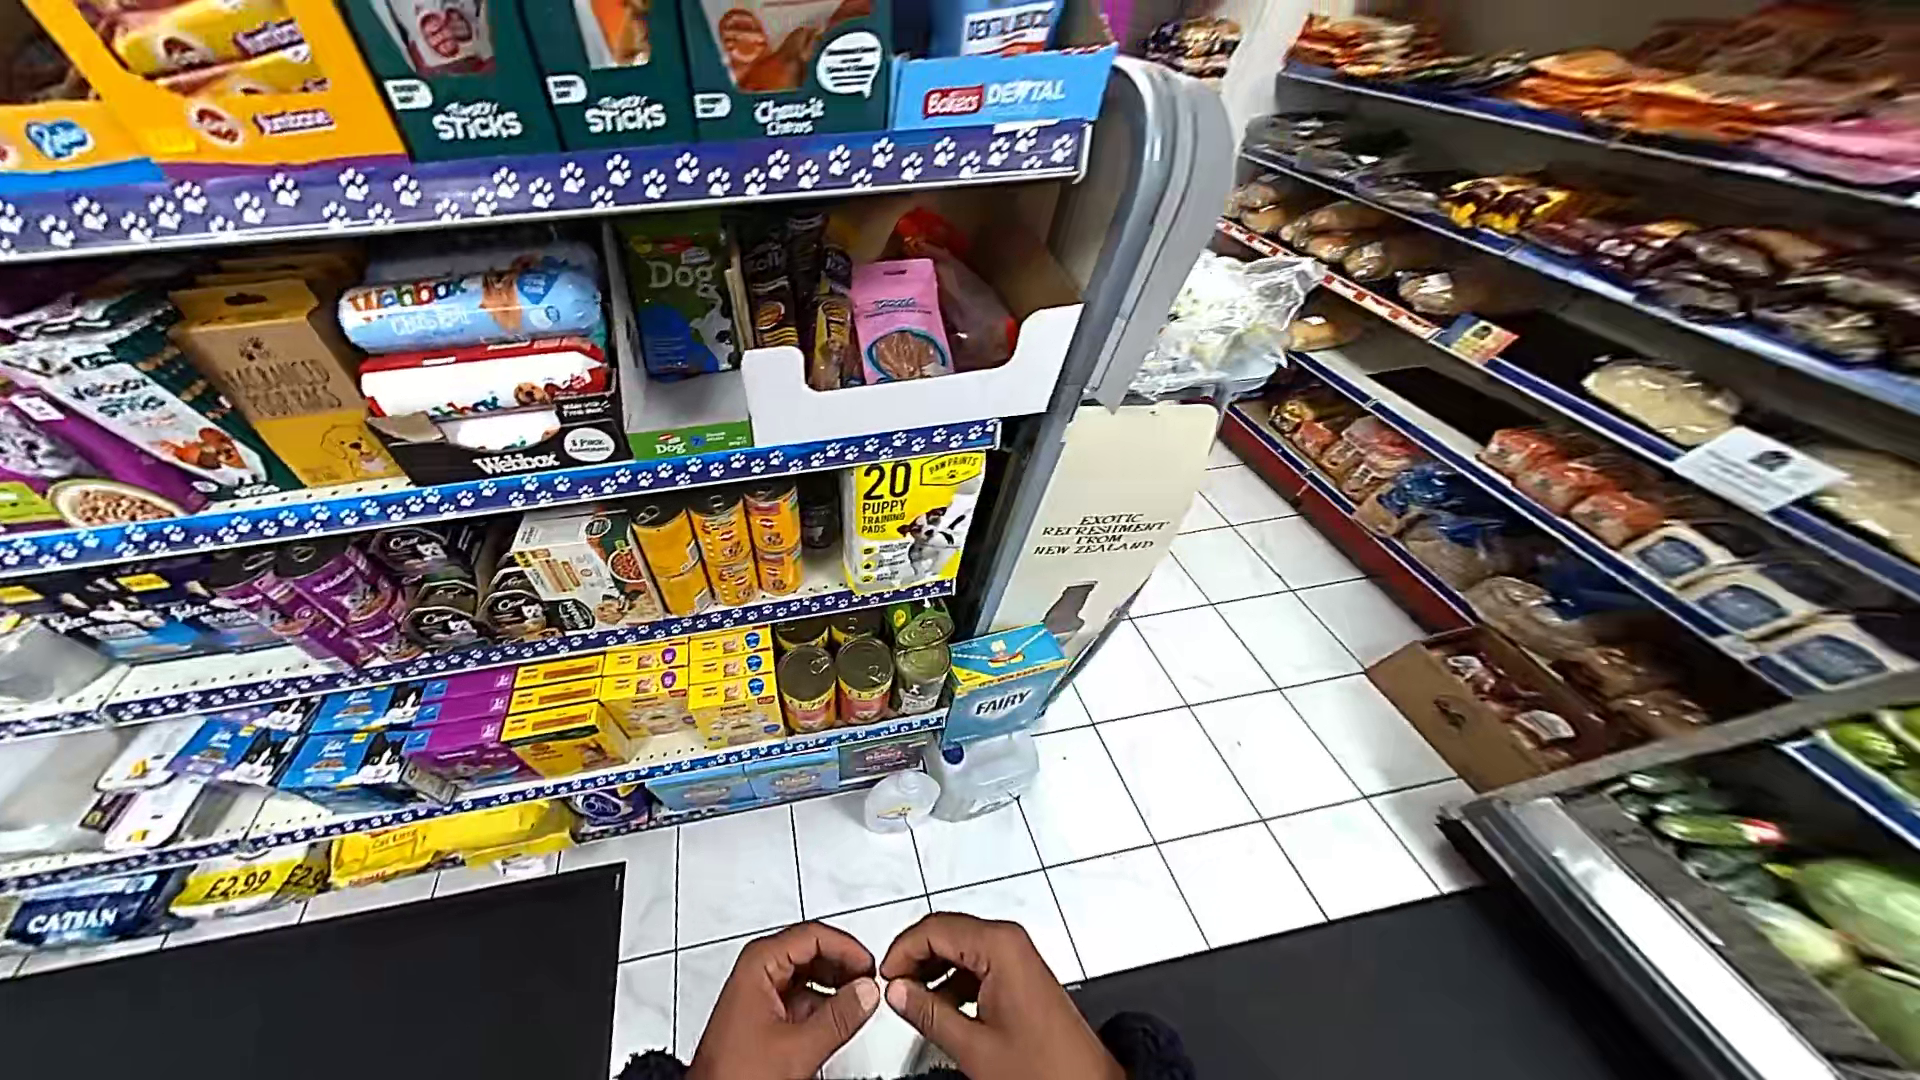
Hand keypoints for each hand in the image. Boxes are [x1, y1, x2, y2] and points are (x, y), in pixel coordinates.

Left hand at [687, 922, 881, 1079]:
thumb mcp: (795, 1050)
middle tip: (868, 982)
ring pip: (809, 973)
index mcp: (759, 961)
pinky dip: (823, 1003)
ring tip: (857, 1000)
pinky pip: (802, 996)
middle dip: (843, 966)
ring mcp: (760, 990)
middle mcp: (758, 968)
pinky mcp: (764, 1013)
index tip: (868, 966)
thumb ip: (837, 1018)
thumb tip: (867, 991)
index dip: (846, 948)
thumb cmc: (732, 1079)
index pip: (814, 935)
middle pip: (813, 950)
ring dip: (835, 985)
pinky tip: (838, 1018)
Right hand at [880, 913, 1121, 1079]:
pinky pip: (975, 962)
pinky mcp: (1018, 971)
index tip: (884, 976)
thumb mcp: (974, 1048)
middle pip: (946, 931)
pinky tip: (940, 1008)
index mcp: (999, 945)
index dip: (903, 949)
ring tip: (912, 1001)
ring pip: (959, 946)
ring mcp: (1015, 954)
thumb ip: (929, 1013)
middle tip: (893, 987)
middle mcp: (1008, 940)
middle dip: (915, 957)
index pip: (935, 927)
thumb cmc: (1045, 1069)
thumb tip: (898, 991)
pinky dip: (952, 980)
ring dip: (932, 969)